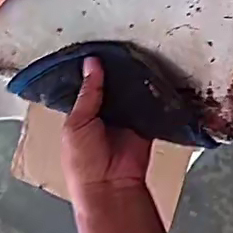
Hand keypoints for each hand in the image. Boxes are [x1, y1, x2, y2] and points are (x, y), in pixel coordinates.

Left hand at [60, 57, 152, 198]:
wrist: (109, 186)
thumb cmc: (83, 161)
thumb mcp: (77, 124)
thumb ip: (87, 94)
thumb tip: (92, 63)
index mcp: (83, 113)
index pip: (89, 84)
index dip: (93, 68)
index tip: (100, 46)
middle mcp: (105, 113)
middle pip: (113, 85)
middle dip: (118, 70)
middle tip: (124, 46)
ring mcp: (126, 118)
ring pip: (132, 92)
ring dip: (136, 79)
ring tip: (141, 54)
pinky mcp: (145, 123)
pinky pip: (150, 104)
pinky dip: (152, 93)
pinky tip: (155, 74)